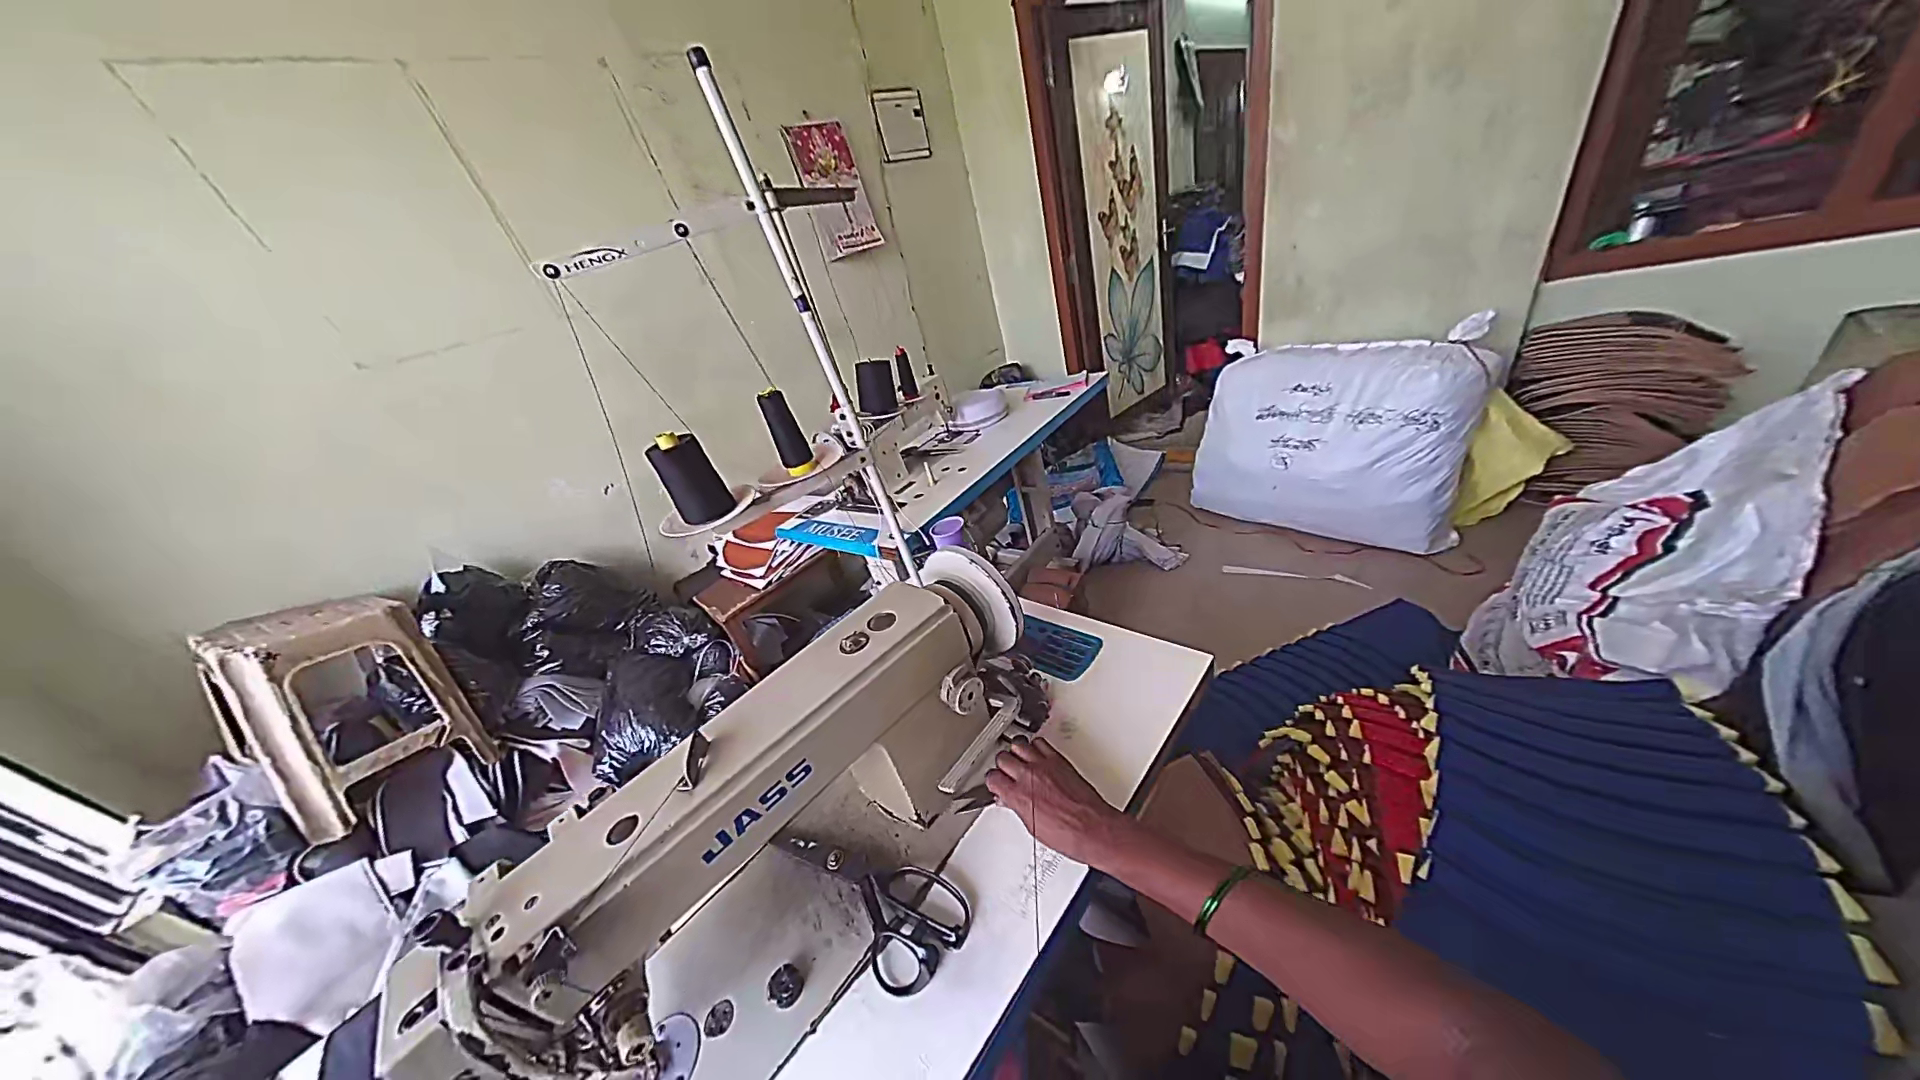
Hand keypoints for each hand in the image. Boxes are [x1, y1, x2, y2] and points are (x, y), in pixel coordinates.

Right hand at [984, 737, 1133, 868]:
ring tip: (1019, 758)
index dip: (993, 780)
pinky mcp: (1058, 760)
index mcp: (1018, 796)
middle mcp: (1029, 777)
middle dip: (1003, 765)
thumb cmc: (1067, 834)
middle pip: (1003, 757)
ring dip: (1017, 752)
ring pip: (1019, 744)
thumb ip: (1017, 807)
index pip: (993, 777)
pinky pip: (1040, 743)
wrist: (1092, 828)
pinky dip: (1036, 746)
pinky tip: (1037, 754)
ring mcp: (1044, 766)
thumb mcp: (1032, 827)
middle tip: (1006, 771)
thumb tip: (1011, 801)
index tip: (996, 783)